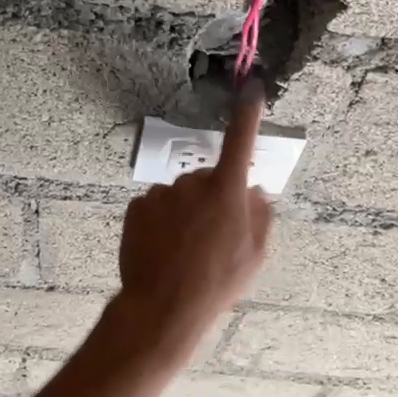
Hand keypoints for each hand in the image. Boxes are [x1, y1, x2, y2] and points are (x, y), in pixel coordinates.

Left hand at [114, 92, 273, 355]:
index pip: (240, 142)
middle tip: (214, 238)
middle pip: (208, 180)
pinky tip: (164, 249)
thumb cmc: (218, 282)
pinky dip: (161, 222)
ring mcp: (162, 193)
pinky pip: (156, 207)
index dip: (248, 115)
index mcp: (226, 190)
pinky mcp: (137, 206)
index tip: (252, 89)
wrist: (163, 306)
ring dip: (185, 213)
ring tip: (186, 251)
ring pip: (180, 196)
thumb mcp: (255, 254)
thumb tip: (253, 190)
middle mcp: (193, 182)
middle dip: (212, 199)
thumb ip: (260, 214)